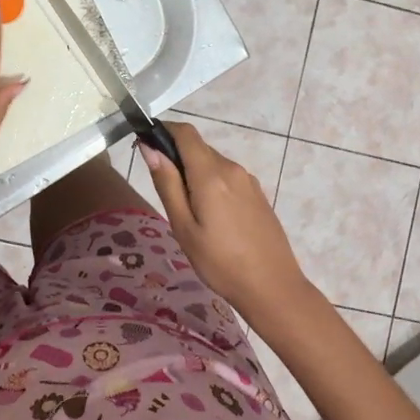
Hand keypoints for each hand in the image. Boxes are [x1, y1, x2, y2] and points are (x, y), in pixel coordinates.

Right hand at [138, 121, 311, 319]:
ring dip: (194, 174)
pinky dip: (211, 184)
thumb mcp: (184, 227)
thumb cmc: (220, 262)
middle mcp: (232, 168)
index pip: (185, 132)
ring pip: (213, 163)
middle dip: (177, 158)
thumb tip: (150, 148)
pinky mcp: (257, 194)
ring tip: (188, 212)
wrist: (273, 288)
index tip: (146, 146)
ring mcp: (248, 181)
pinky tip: (212, 218)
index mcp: (211, 174)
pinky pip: (227, 178)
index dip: (163, 131)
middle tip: (164, 192)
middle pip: (198, 148)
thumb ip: (167, 184)